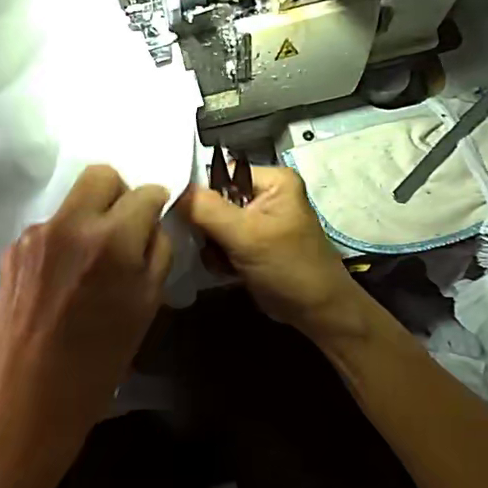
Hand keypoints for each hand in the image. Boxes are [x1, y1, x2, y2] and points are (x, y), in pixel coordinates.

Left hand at [0, 165, 173, 487]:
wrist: (26, 404)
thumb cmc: (98, 366)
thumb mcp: (146, 309)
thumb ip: (154, 255)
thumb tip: (151, 226)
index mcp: (111, 241)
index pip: (145, 192)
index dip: (156, 203)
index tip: (156, 219)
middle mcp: (69, 225)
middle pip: (100, 175)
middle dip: (121, 193)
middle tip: (126, 227)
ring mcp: (35, 236)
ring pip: (73, 203)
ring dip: (91, 220)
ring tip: (92, 265)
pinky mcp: (12, 251)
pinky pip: (51, 230)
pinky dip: (66, 242)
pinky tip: (65, 281)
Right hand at [177, 165, 368, 342]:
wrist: (316, 313)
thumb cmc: (289, 268)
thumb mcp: (247, 236)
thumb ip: (207, 210)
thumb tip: (170, 190)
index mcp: (272, 179)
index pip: (220, 174)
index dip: (198, 193)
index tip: (182, 214)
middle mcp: (264, 193)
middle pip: (214, 199)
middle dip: (207, 225)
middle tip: (212, 245)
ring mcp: (257, 220)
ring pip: (212, 222)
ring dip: (212, 245)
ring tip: (225, 261)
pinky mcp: (251, 243)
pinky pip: (220, 241)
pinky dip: (219, 256)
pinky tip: (228, 270)